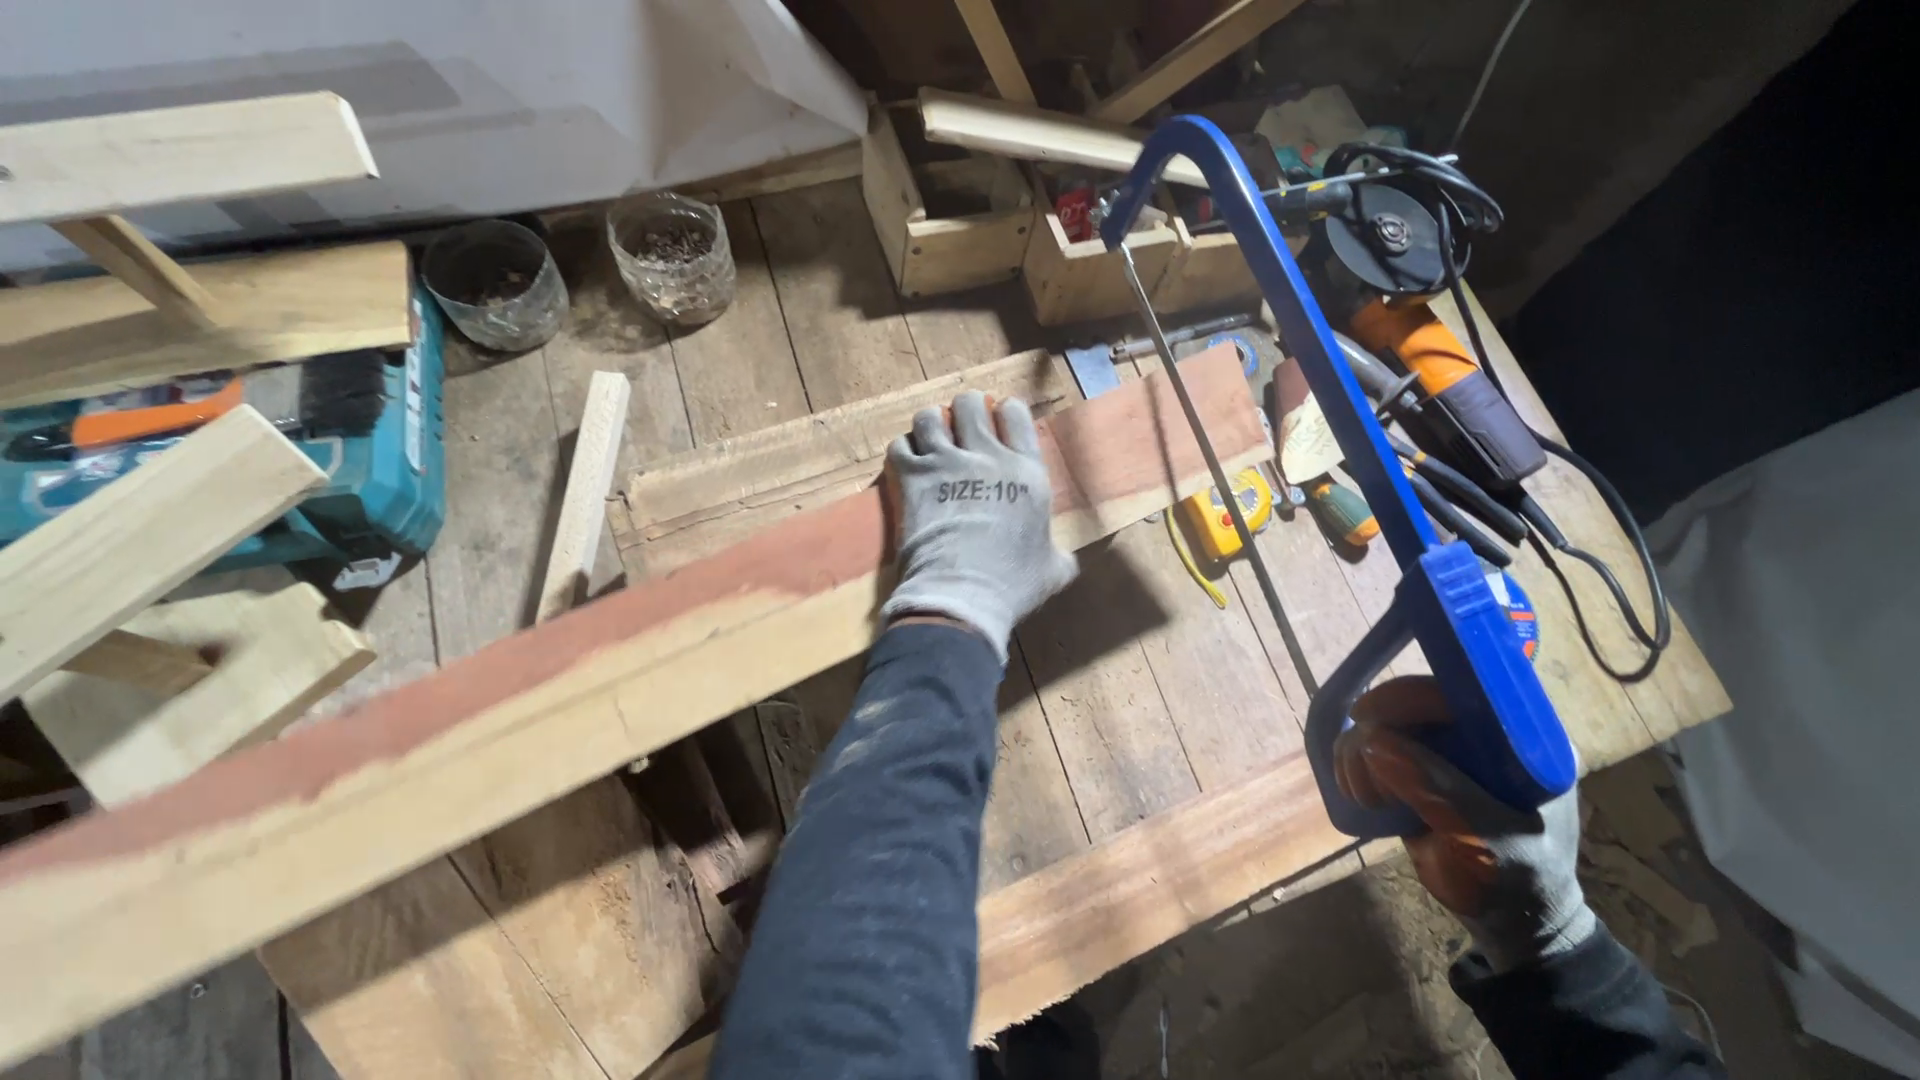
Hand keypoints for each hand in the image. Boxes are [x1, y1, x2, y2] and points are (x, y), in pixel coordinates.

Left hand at [881, 392, 1077, 663]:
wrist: (962, 594)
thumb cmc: (1012, 584)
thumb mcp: (1053, 570)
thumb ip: (1059, 554)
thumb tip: (1064, 560)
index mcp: (1027, 472)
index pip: (1016, 413)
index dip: (1004, 412)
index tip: (998, 424)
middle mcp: (987, 456)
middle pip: (969, 404)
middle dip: (963, 411)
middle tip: (960, 430)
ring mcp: (946, 463)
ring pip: (929, 417)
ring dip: (929, 427)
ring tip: (930, 442)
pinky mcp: (912, 478)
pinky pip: (900, 445)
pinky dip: (902, 452)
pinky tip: (907, 467)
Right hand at [1335, 677, 1595, 973]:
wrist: (1509, 921)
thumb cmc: (1515, 880)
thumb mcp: (1487, 840)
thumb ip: (1440, 791)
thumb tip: (1374, 741)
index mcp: (1520, 740)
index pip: (1460, 691)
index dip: (1410, 696)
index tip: (1367, 716)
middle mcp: (1481, 735)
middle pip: (1410, 704)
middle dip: (1374, 732)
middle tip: (1356, 768)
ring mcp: (1445, 751)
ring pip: (1382, 727)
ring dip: (1358, 755)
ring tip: (1364, 797)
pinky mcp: (1416, 769)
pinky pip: (1370, 750)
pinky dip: (1353, 766)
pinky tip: (1359, 795)